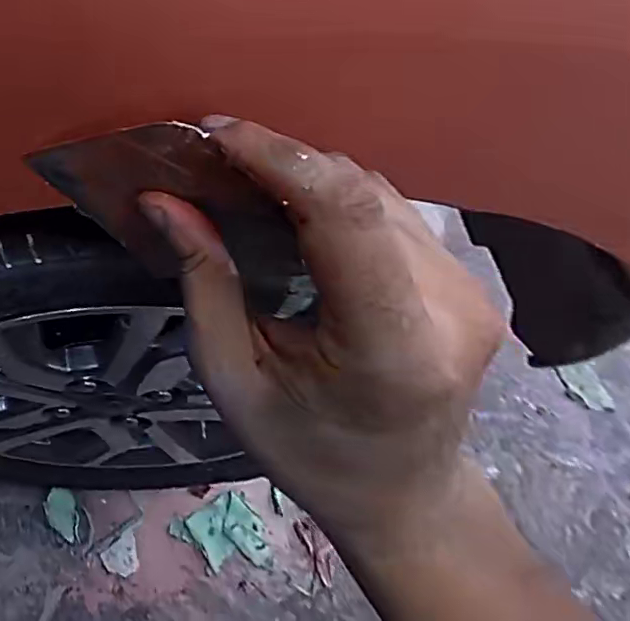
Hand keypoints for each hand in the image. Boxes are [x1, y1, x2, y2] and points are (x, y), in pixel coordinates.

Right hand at [140, 117, 588, 619]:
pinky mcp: (464, 275)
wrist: (405, 497)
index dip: (278, 157)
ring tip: (242, 174)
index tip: (215, 132)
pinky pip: (386, 205)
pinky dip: (329, 190)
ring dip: (302, 171)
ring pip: (372, 188)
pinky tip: (289, 202)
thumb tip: (162, 199)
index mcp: (392, 345)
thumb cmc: (307, 450)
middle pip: (357, 191)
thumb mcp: (231, 376)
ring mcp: (467, 285)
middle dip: (278, 158)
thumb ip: (203, 279)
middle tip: (212, 153)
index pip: (345, 215)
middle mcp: (448, 304)